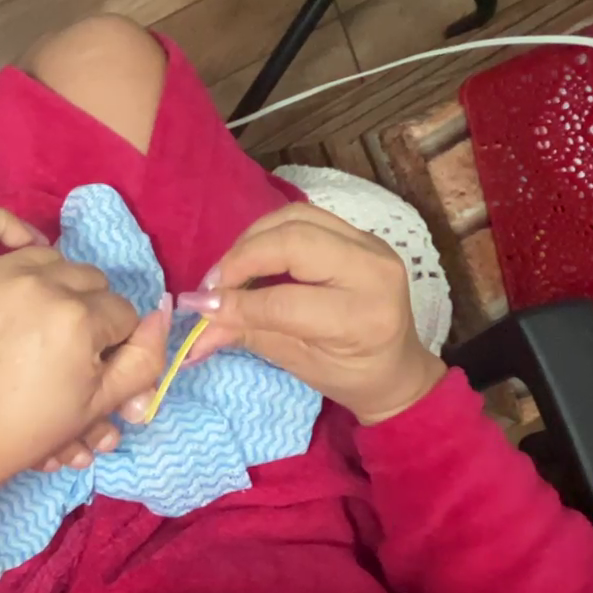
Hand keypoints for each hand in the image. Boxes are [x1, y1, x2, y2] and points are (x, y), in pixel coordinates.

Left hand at [0, 208, 169, 494]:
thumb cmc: (28, 429)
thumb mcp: (99, 406)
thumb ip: (145, 360)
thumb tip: (162, 312)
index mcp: (79, 321)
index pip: (122, 313)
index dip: (113, 343)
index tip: (89, 365)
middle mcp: (38, 287)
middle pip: (89, 280)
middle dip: (87, 312)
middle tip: (63, 345)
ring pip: (47, 256)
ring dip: (52, 282)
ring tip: (38, 317)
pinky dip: (3, 227)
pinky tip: (20, 247)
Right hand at [176, 204, 445, 424]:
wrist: (396, 367)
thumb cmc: (348, 375)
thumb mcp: (296, 363)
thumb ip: (247, 335)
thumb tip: (196, 330)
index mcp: (361, 318)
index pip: (284, 301)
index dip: (236, 302)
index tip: (198, 307)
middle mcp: (372, 271)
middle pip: (293, 240)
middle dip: (241, 258)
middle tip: (212, 285)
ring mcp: (370, 245)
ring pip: (296, 217)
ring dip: (252, 239)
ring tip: (228, 270)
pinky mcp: (360, 234)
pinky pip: (305, 217)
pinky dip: (269, 233)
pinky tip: (252, 257)